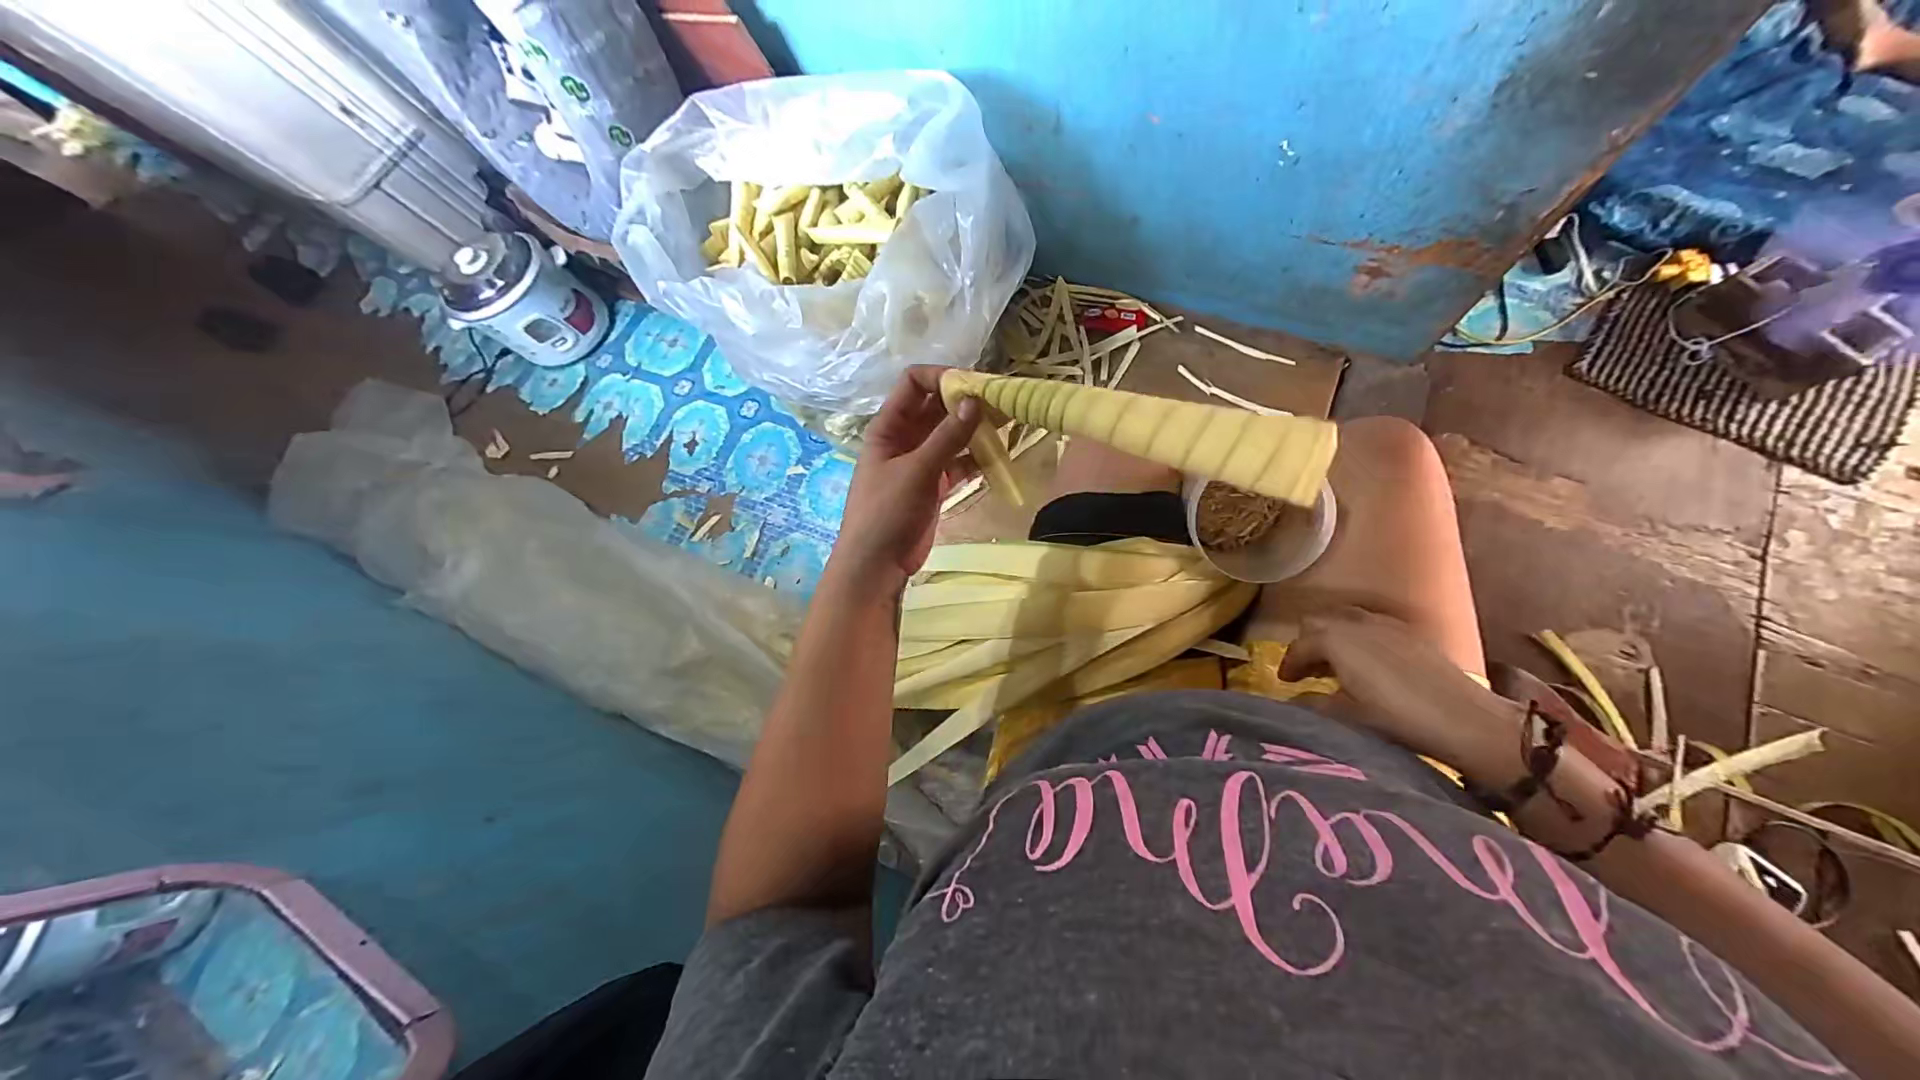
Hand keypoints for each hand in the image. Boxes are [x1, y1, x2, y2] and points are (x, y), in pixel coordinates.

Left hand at [828, 365, 980, 590]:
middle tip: (1002, 402)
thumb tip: (975, 400)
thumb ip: (947, 437)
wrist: (875, 566)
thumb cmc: (885, 513)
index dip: (942, 377)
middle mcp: (904, 438)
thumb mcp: (916, 471)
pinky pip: (958, 463)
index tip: (975, 385)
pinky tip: (999, 456)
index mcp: (889, 427)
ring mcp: (920, 462)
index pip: (914, 384)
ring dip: (975, 430)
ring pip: (951, 436)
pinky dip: (976, 458)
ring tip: (1009, 425)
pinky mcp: (933, 485)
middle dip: (966, 402)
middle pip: (937, 408)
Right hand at [1280, 607, 1520, 768]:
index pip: (1299, 646)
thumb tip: (1294, 699)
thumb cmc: (1399, 720)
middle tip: (1306, 670)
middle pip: (1318, 622)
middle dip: (1306, 643)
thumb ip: (1314, 703)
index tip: (1285, 682)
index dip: (1288, 664)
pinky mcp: (1411, 633)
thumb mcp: (1349, 716)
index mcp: (1335, 640)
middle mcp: (1356, 624)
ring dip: (1332, 636)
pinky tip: (1367, 661)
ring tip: (1334, 664)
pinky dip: (1358, 636)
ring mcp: (1386, 625)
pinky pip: (1370, 624)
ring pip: (1344, 618)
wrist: (1467, 722)